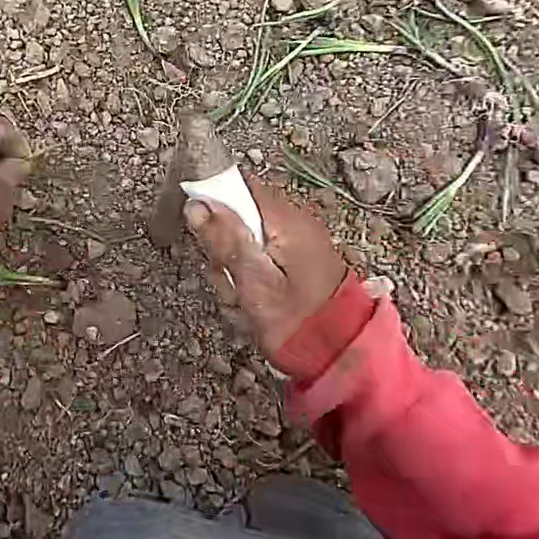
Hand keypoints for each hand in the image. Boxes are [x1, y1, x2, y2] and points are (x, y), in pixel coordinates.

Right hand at [185, 176, 346, 358]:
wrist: (341, 353)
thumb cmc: (298, 322)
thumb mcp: (255, 283)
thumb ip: (227, 242)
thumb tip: (198, 205)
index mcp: (285, 220)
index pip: (239, 185)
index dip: (213, 201)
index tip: (204, 233)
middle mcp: (294, 222)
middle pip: (240, 216)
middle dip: (225, 247)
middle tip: (232, 281)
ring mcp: (298, 241)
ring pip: (248, 240)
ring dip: (237, 269)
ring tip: (245, 298)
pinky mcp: (299, 260)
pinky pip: (263, 258)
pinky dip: (253, 278)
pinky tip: (257, 301)